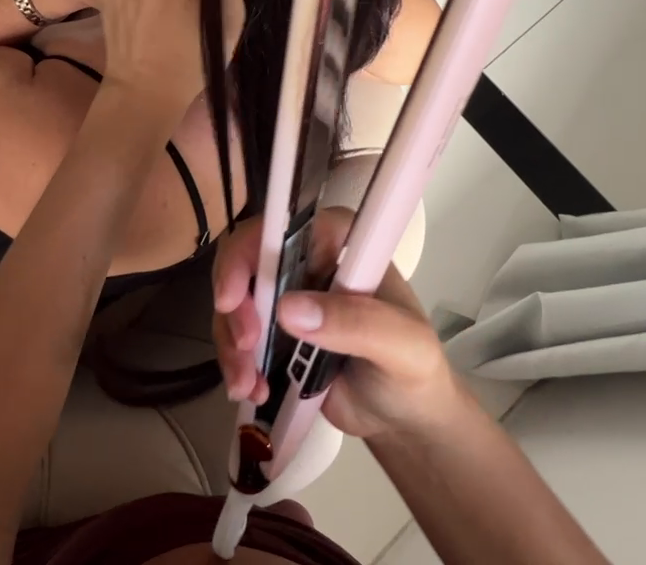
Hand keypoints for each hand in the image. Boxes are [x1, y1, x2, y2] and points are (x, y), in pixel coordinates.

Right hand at [212, 208, 461, 439]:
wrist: (404, 422)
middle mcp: (306, 260)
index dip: (252, 248)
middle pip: (248, 258)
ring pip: (235, 298)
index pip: (287, 225)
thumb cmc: (414, 374)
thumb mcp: (403, 348)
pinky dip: (234, 361)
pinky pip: (234, 332)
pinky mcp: (271, 329)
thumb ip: (357, 323)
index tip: (234, 295)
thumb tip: (290, 309)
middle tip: (245, 346)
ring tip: (249, 384)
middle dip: (236, 303)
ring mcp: (285, 295)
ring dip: (230, 341)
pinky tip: (249, 389)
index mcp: (341, 245)